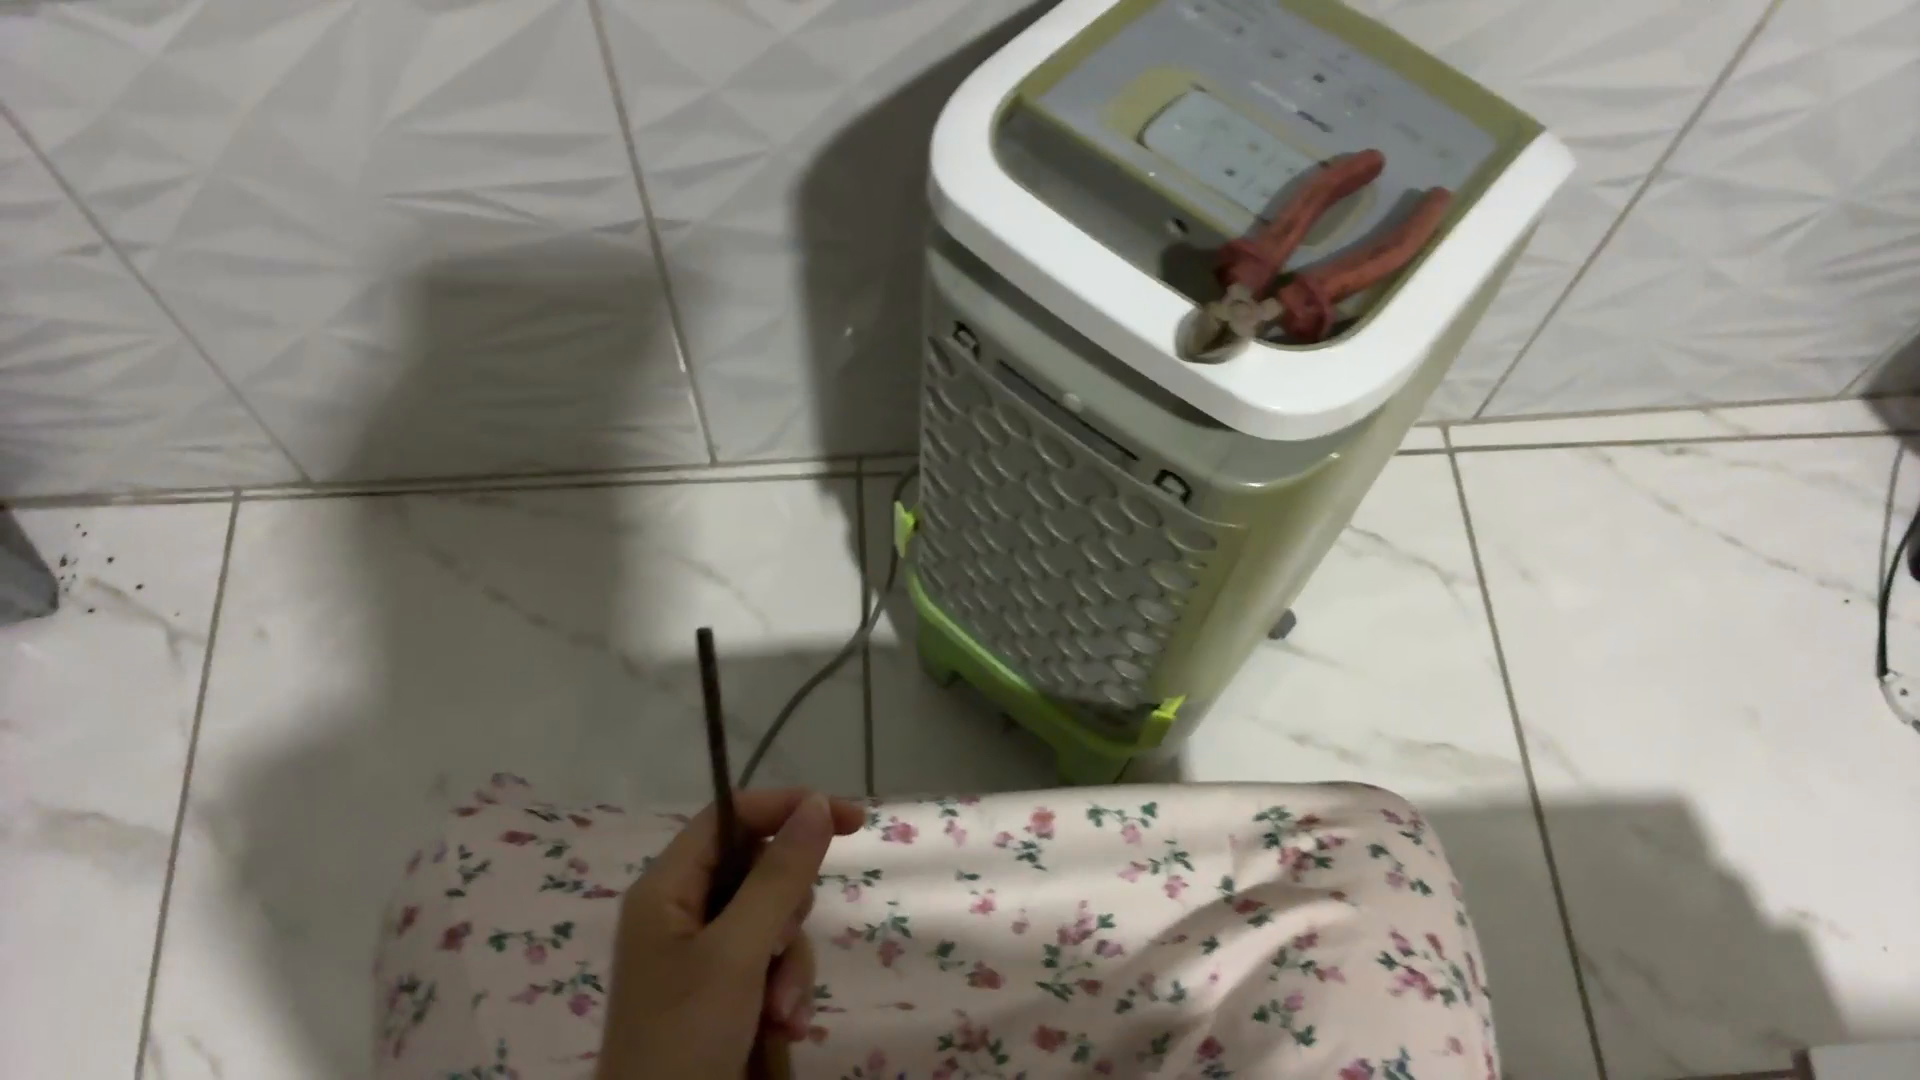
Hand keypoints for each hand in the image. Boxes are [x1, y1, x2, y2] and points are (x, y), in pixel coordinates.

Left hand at [595, 789, 865, 1078]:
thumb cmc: (684, 1038)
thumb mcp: (737, 954)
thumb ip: (779, 875)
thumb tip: (816, 803)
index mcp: (667, 888)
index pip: (732, 815)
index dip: (788, 807)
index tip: (849, 819)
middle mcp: (683, 911)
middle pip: (760, 871)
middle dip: (788, 913)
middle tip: (784, 945)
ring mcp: (703, 954)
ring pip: (774, 922)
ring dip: (790, 966)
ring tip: (781, 1013)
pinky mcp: (723, 991)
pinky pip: (772, 964)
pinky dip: (785, 992)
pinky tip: (783, 1028)